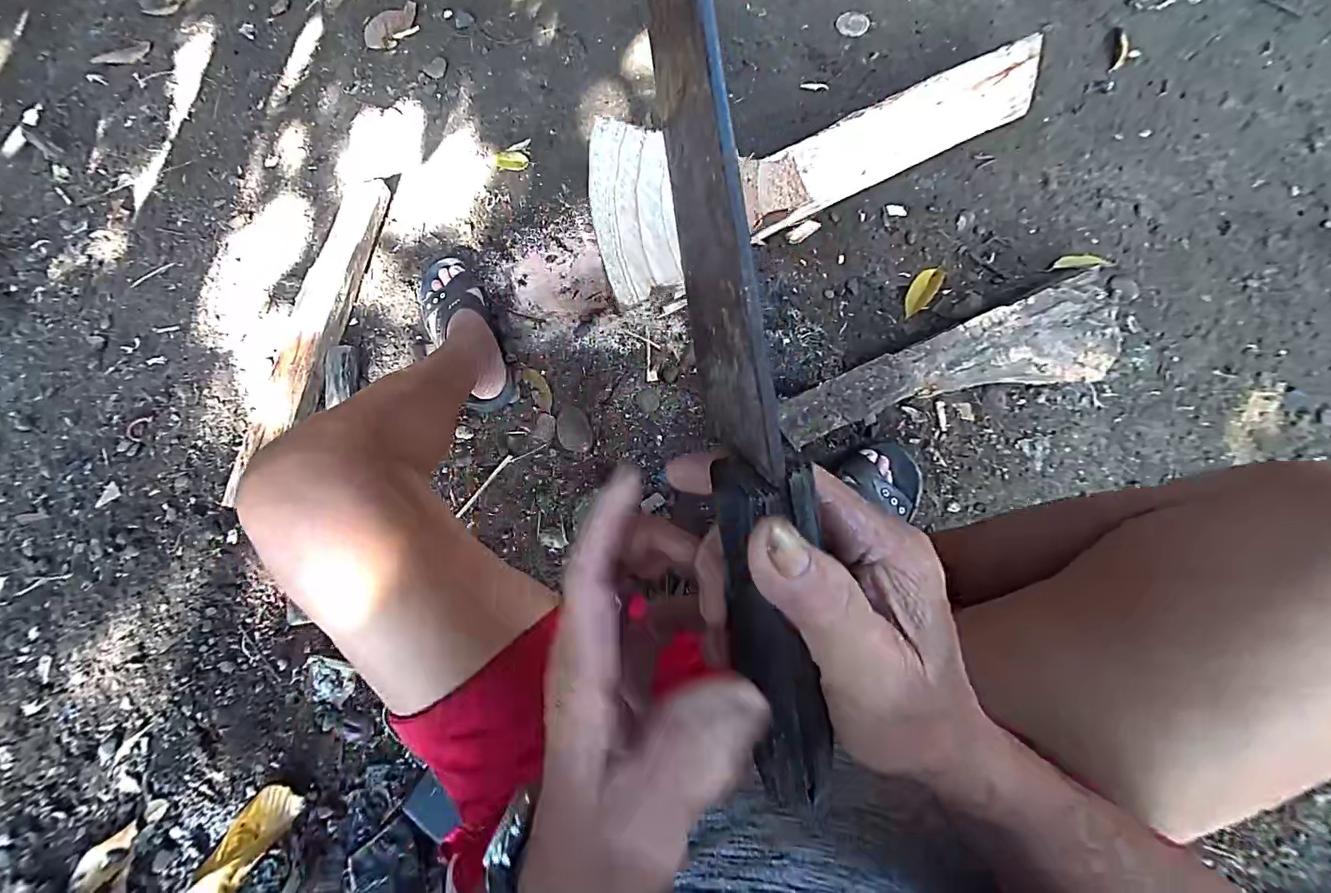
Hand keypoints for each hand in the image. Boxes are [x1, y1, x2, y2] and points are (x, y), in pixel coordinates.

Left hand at [521, 467, 769, 892]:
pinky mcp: (630, 682)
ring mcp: (610, 666)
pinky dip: (686, 609)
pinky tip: (720, 627)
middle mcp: (592, 654)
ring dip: (676, 573)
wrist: (592, 879)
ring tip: (722, 581)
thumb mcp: (646, 809)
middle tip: (708, 543)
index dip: (608, 521)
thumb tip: (746, 691)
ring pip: (638, 591)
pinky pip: (656, 622)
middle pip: (615, 568)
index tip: (632, 478)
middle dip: (658, 542)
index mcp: (584, 669)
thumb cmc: (603, 847)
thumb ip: (691, 752)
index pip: (588, 573)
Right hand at [667, 455, 993, 784]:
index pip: (807, 483)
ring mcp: (844, 561)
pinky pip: (767, 567)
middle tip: (713, 604)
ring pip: (763, 539)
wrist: (931, 755)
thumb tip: (766, 533)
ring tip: (720, 623)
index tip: (683, 477)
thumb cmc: (911, 721)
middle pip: (776, 509)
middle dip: (729, 547)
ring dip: (728, 575)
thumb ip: (822, 600)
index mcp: (887, 545)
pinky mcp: (825, 584)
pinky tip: (728, 625)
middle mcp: (865, 540)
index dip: (743, 476)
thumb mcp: (868, 668)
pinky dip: (738, 591)